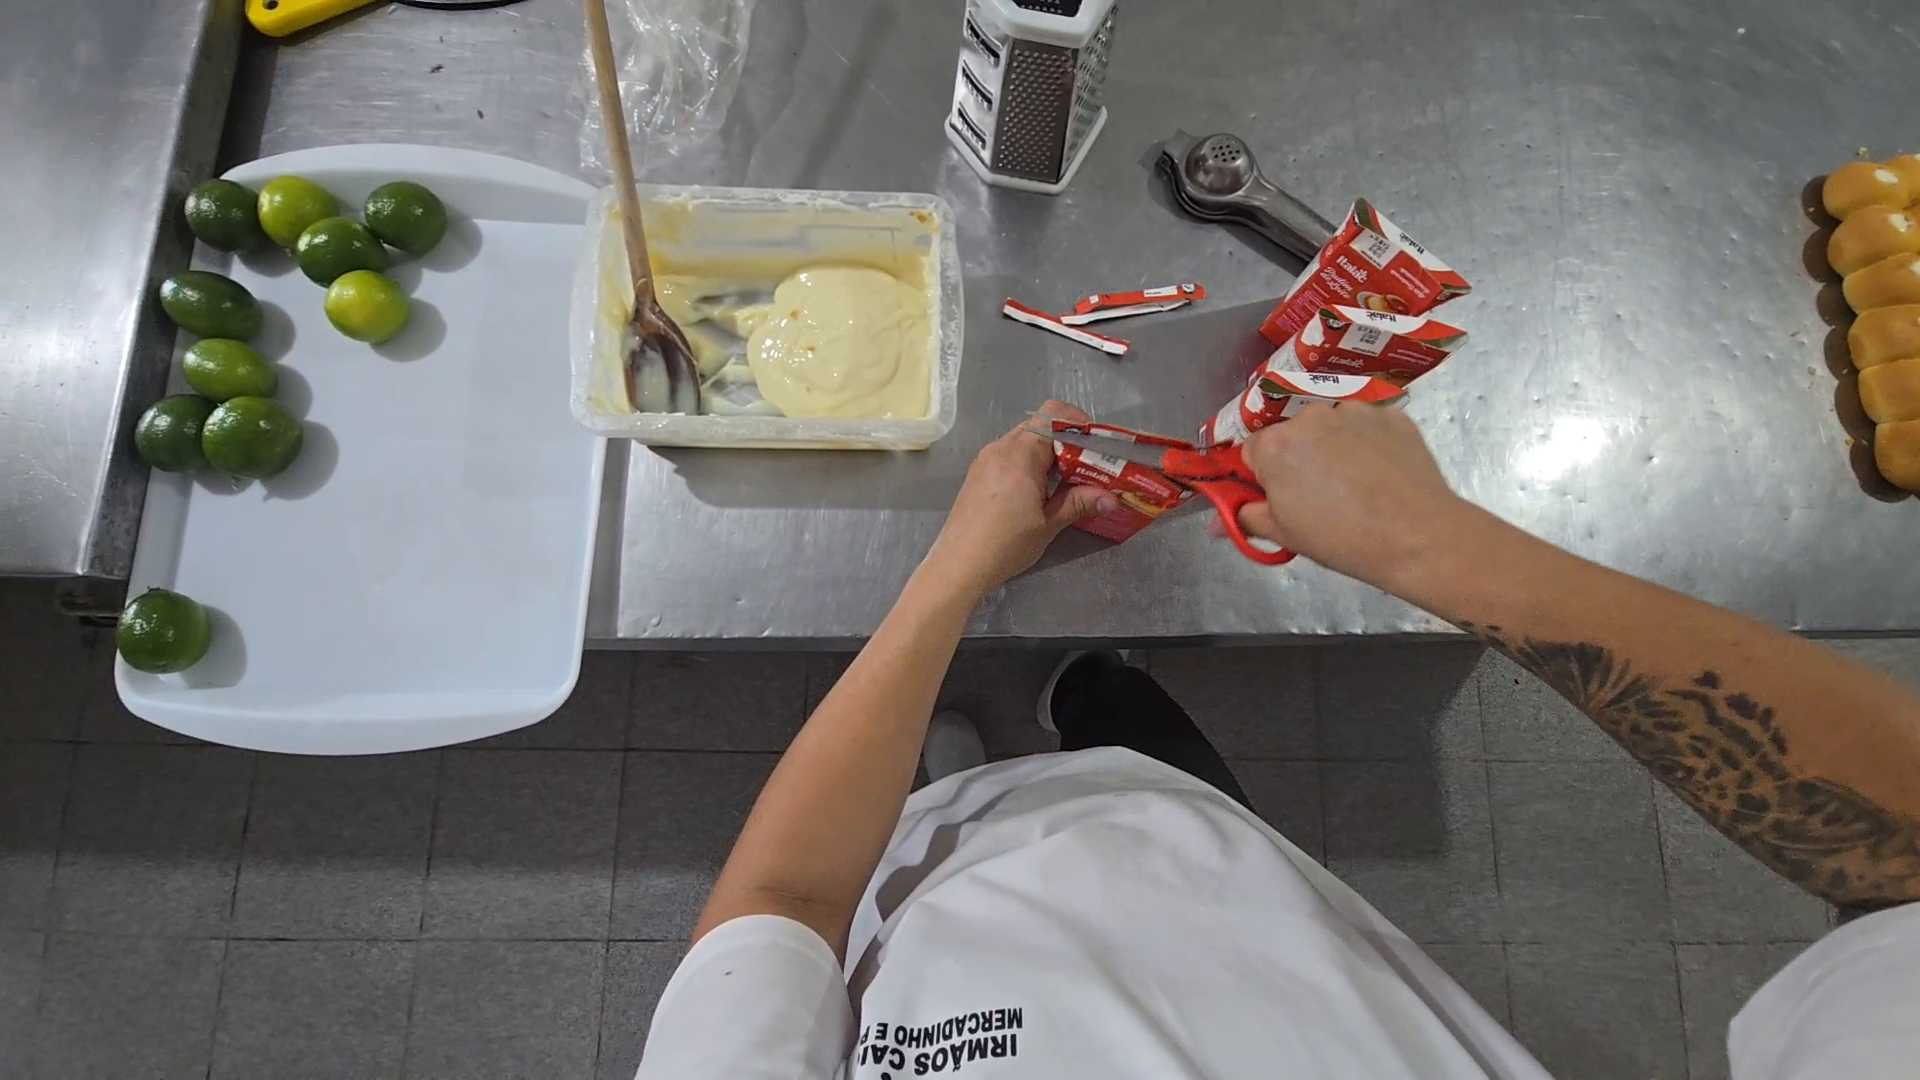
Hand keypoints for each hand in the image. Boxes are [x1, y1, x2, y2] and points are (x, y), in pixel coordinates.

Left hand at [920, 401, 1117, 599]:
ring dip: (1048, 453)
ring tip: (1064, 483)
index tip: (1096, 447)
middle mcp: (1000, 448)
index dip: (1079, 423)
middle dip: (1067, 442)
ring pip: (1024, 440)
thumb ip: (1079, 503)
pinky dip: (1029, 462)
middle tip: (1086, 468)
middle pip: (1040, 425)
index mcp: (1020, 455)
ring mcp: (986, 459)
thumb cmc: (1005, 545)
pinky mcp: (978, 472)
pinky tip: (1037, 491)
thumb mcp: (1048, 525)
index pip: (1053, 414)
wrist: (958, 565)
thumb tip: (1111, 498)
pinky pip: (1009, 454)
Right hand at [1233, 405, 1488, 586]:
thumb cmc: (1339, 537)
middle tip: (1316, 497)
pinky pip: (1367, 427)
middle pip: (1290, 436)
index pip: (1251, 452)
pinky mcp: (1393, 416)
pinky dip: (1367, 445)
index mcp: (1274, 445)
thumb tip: (1215, 524)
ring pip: (1329, 429)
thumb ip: (1244, 518)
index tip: (1279, 499)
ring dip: (1331, 449)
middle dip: (1297, 460)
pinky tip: (1378, 475)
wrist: (1417, 536)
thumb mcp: (1282, 534)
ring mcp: (1355, 412)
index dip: (1261, 477)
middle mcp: (1310, 417)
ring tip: (1352, 486)